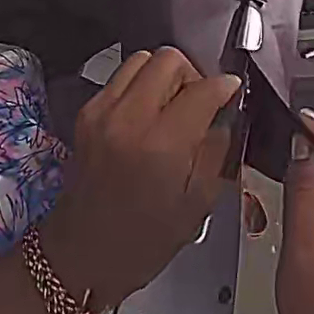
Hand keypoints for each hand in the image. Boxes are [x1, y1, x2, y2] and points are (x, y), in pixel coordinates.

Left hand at [37, 48, 240, 310]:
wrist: (81, 254)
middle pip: (169, 60)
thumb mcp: (198, 203)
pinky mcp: (87, 113)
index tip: (232, 93)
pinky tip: (148, 115)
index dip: (225, 87)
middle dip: (192, 75)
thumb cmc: (143, 240)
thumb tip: (225, 114)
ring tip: (173, 106)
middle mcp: (127, 119)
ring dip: (164, 76)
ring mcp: (101, 112)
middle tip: (199, 102)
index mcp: (160, 145)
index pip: (202, 89)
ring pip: (142, 59)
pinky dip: (141, 86)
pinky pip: (121, 77)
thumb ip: (217, 150)